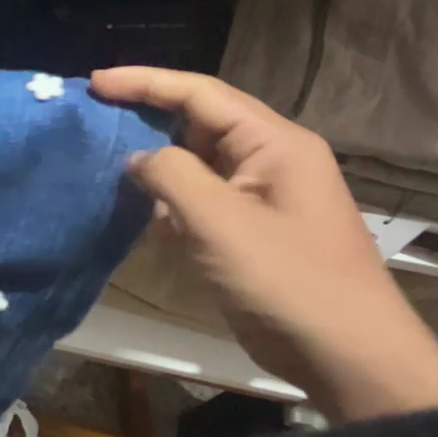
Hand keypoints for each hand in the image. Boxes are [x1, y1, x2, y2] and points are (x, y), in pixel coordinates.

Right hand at [90, 66, 437, 421]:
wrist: (345, 353)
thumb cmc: (286, 280)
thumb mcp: (218, 222)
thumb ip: (170, 175)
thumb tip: (137, 157)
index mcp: (275, 144)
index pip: (202, 94)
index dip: (146, 83)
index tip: (94, 84)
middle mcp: (270, 159)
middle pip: (200, 120)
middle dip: (147, 112)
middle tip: (92, 114)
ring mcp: (260, 196)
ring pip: (197, 159)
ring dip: (153, 155)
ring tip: (101, 152)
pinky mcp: (248, 229)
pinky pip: (199, 195)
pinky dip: (164, 193)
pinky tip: (133, 201)